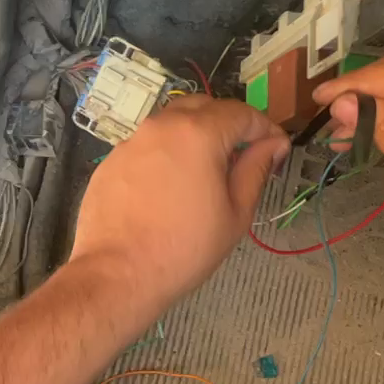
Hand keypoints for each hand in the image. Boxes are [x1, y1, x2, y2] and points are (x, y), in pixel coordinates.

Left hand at [70, 96, 287, 311]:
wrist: (117, 275)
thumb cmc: (183, 250)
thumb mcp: (234, 215)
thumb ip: (255, 170)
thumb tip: (272, 144)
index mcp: (199, 133)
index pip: (241, 113)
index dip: (264, 129)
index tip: (274, 148)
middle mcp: (161, 127)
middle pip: (202, 108)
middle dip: (226, 125)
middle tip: (238, 156)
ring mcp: (130, 144)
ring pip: (169, 126)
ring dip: (191, 137)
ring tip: (201, 173)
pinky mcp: (109, 164)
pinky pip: (144, 149)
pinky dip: (161, 158)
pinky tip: (164, 190)